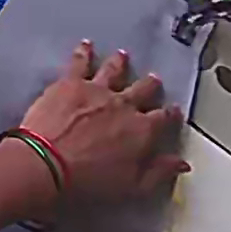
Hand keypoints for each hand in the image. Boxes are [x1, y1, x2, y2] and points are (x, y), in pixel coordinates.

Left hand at [21, 40, 187, 204]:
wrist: (49, 161)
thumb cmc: (90, 180)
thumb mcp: (133, 186)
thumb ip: (159, 172)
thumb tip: (182, 163)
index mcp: (141, 130)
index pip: (163, 119)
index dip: (170, 115)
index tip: (174, 110)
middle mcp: (122, 104)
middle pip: (141, 90)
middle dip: (149, 85)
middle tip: (153, 79)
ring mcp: (96, 89)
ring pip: (113, 71)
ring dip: (120, 63)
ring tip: (123, 55)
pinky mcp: (70, 81)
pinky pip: (80, 62)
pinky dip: (84, 52)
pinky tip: (86, 45)